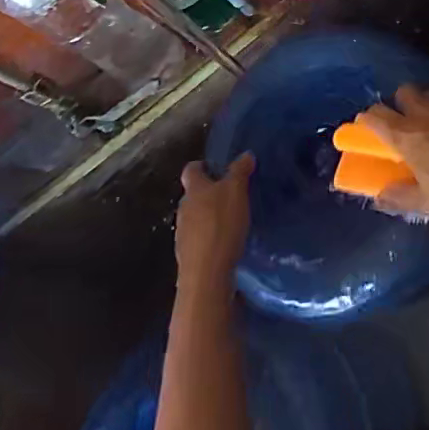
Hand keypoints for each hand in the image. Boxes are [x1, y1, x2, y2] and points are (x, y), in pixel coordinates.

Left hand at [176, 153, 253, 289]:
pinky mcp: (188, 256)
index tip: (216, 167)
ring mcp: (183, 234)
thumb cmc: (221, 225)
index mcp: (193, 189)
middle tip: (232, 194)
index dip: (202, 166)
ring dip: (210, 217)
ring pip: (196, 218)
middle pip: (193, 195)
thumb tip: (245, 154)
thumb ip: (240, 172)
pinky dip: (211, 237)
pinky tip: (227, 243)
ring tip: (232, 220)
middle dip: (209, 193)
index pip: (191, 169)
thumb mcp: (236, 192)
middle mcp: (183, 209)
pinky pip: (200, 239)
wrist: (206, 275)